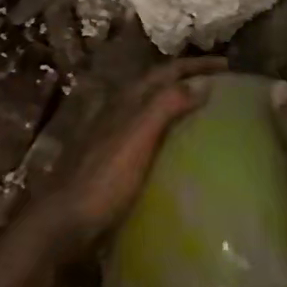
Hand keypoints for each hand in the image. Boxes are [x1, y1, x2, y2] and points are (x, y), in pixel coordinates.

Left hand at [25, 56, 226, 256]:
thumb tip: (204, 83)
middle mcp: (120, 107)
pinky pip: (146, 132)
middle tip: (219, 85)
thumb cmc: (103, 178)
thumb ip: (167, 105)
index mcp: (129, 97)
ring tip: (203, 112)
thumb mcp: (138, 137)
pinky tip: (174, 147)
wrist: (59, 222)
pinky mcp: (110, 158)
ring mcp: (112, 132)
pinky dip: (166, 128)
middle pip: (159, 84)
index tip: (228, 65)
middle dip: (189, 78)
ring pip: (151, 106)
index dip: (198, 64)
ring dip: (176, 101)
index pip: (170, 70)